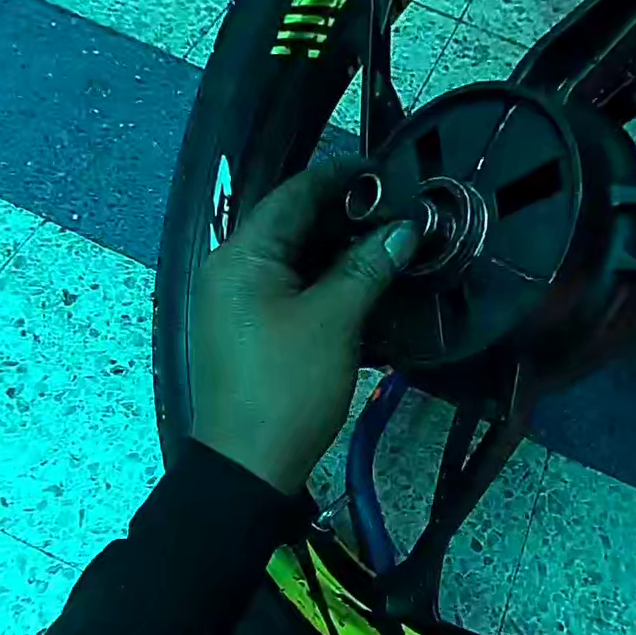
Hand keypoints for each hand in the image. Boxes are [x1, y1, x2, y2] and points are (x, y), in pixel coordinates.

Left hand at [189, 161, 420, 494]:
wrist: (250, 464)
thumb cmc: (288, 386)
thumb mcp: (332, 322)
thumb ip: (366, 268)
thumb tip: (403, 230)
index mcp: (242, 256)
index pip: (293, 196)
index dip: (339, 178)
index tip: (384, 170)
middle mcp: (232, 270)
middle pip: (292, 226)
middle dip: (344, 217)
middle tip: (395, 214)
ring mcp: (238, 303)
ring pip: (294, 261)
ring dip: (337, 253)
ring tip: (386, 246)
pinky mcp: (250, 330)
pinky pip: (290, 291)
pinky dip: (324, 284)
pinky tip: (359, 287)